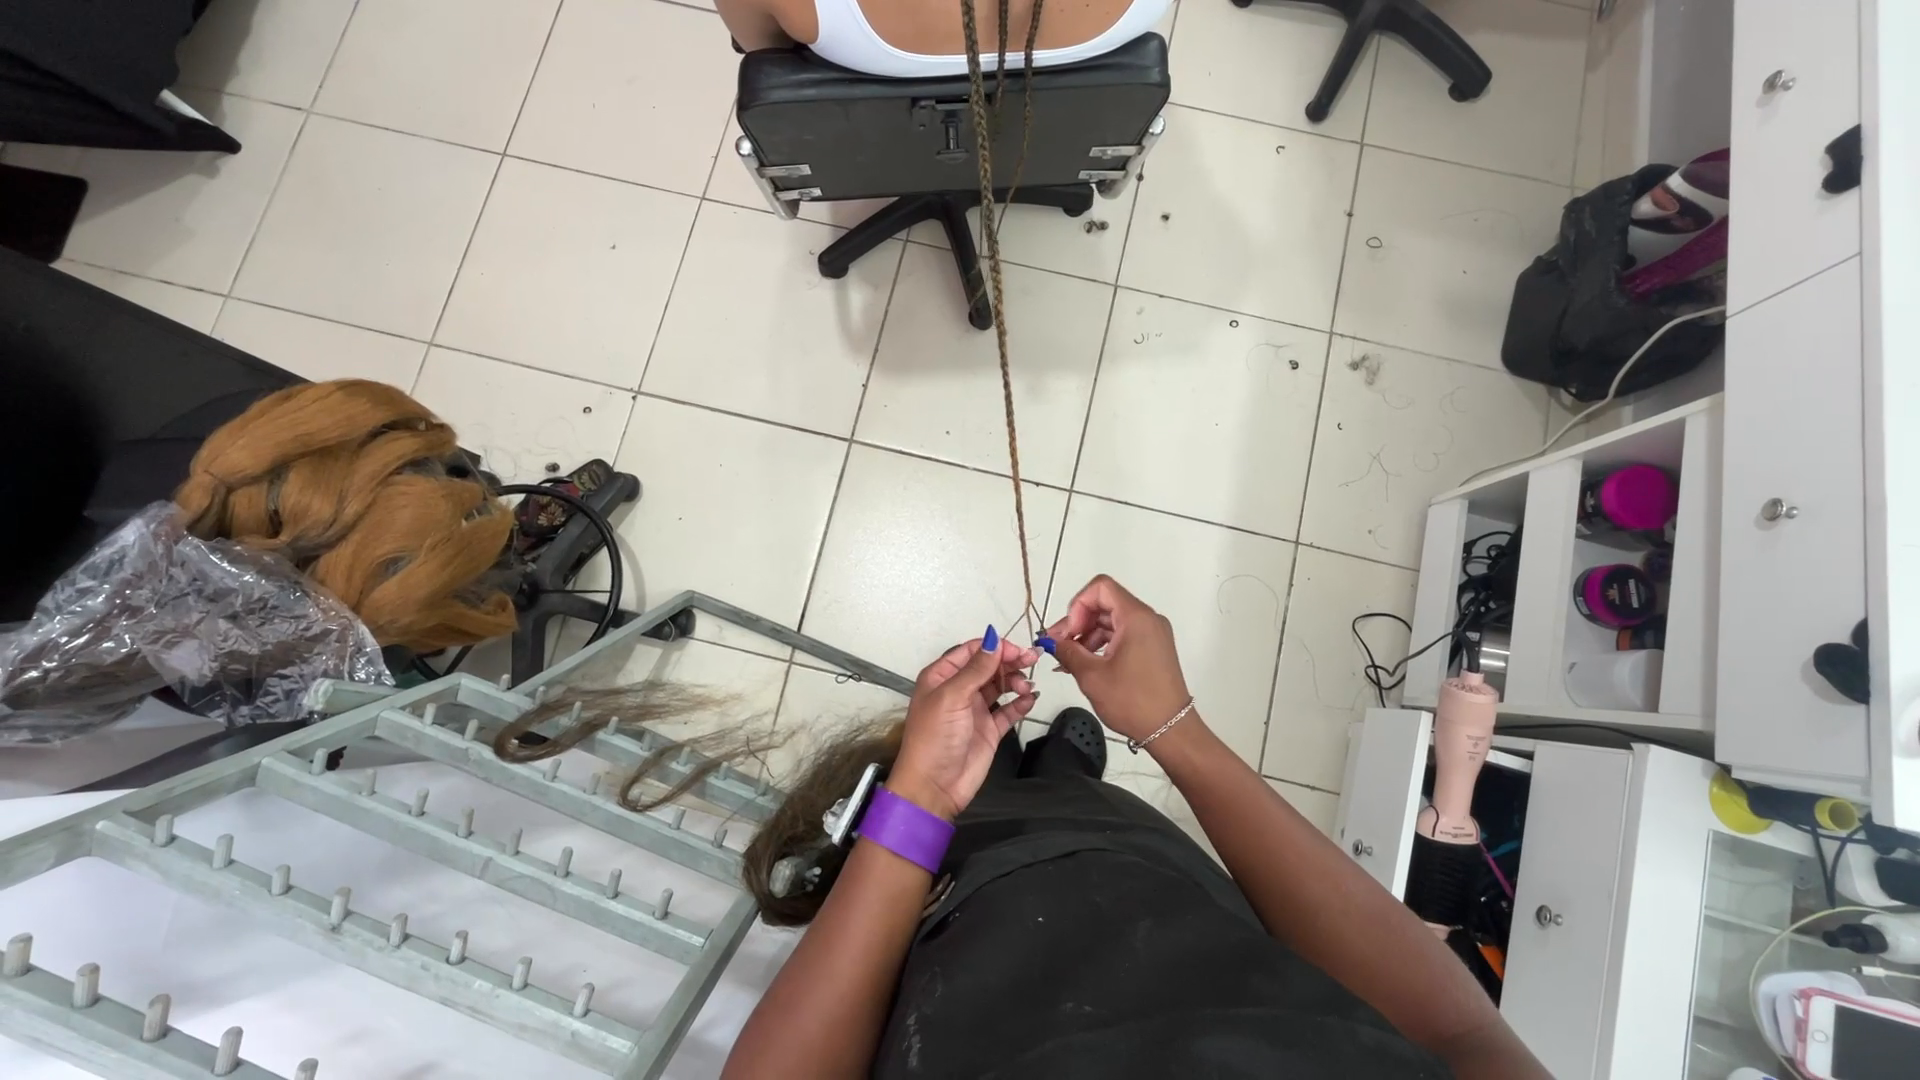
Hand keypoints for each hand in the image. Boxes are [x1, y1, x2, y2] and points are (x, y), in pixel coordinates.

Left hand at [890, 636, 1040, 820]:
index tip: (1016, 649)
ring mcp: (975, 710)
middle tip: (1030, 660)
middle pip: (988, 666)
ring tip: (1025, 686)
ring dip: (1016, 681)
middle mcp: (958, 690)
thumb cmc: (933, 739)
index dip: (994, 647)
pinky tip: (1029, 700)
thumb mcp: (952, 697)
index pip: (971, 651)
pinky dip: (1021, 703)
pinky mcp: (989, 729)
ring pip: (1000, 685)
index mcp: (942, 677)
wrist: (934, 786)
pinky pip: (1009, 710)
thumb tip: (993, 639)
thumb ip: (976, 669)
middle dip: (1009, 661)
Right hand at [1046, 575, 1192, 744]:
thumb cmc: (1132, 701)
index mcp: (1136, 617)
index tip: (1069, 633)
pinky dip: (1102, 644)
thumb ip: (1067, 652)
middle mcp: (1147, 619)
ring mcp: (1153, 633)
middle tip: (1059, 647)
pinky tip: (1086, 664)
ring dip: (1088, 635)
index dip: (1078, 605)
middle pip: (1105, 603)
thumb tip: (1050, 641)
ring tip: (1069, 661)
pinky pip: (1123, 634)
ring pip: (1112, 620)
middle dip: (1078, 621)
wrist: (1171, 731)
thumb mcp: (1092, 676)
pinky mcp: (1153, 648)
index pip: (1100, 588)